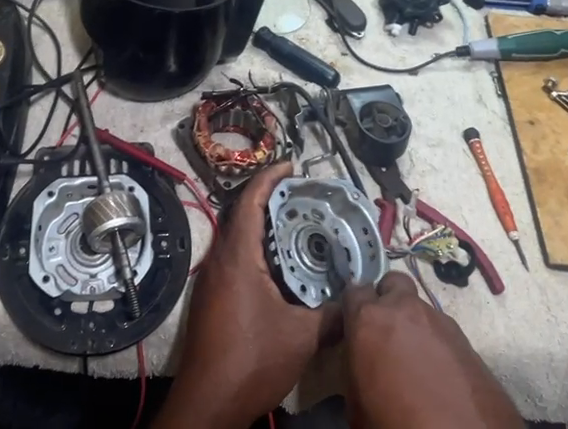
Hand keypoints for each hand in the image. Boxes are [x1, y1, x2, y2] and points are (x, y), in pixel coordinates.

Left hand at [154, 163, 339, 428]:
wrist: (208, 403)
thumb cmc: (252, 361)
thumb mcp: (302, 338)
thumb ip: (332, 314)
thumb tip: (359, 298)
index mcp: (237, 257)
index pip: (249, 201)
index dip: (269, 178)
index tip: (290, 164)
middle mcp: (219, 260)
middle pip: (240, 213)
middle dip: (268, 198)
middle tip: (301, 194)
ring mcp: (211, 279)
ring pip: (236, 237)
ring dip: (261, 224)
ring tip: (296, 224)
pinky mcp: (210, 298)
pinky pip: (234, 257)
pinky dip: (256, 249)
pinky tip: (279, 265)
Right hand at [341, 272, 522, 428]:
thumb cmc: (395, 420)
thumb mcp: (355, 401)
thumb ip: (354, 365)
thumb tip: (359, 362)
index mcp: (368, 319)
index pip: (353, 290)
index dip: (352, 306)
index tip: (353, 323)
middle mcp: (402, 310)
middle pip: (392, 282)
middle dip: (387, 299)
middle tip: (384, 330)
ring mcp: (437, 320)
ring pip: (419, 307)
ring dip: (413, 322)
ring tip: (415, 356)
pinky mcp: (464, 337)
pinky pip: (441, 329)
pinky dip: (436, 341)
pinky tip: (438, 370)